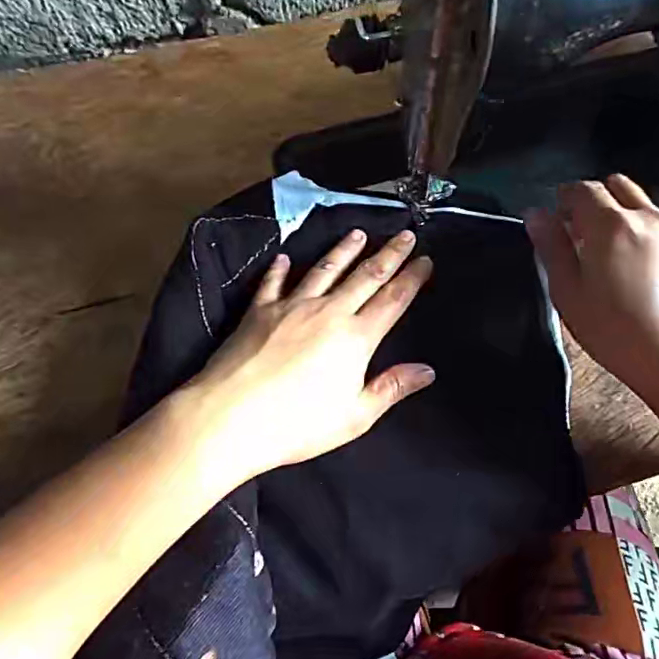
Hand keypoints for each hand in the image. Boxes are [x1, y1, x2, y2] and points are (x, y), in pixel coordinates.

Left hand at [177, 228, 435, 480]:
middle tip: (405, 234)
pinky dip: (281, 268)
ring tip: (357, 234)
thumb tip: (427, 370)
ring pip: (325, 269)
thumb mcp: (354, 417)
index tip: (426, 260)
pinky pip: (274, 282)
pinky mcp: (259, 310)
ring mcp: (291, 306)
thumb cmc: (297, 424)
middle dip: (389, 253)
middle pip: (365, 276)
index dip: (412, 278)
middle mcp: (327, 312)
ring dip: (344, 250)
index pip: (393, 300)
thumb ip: (390, 389)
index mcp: (355, 338)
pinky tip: (284, 258)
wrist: (231, 416)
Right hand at [524, 175, 658, 395]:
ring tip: (605, 257)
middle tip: (577, 230)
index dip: (564, 198)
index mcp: (611, 224)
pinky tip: (634, 272)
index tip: (556, 214)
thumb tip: (537, 217)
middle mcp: (647, 220)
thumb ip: (551, 246)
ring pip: (642, 206)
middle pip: (617, 186)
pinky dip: (643, 236)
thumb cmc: (621, 331)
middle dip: (594, 200)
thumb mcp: (567, 290)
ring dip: (620, 217)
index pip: (583, 189)